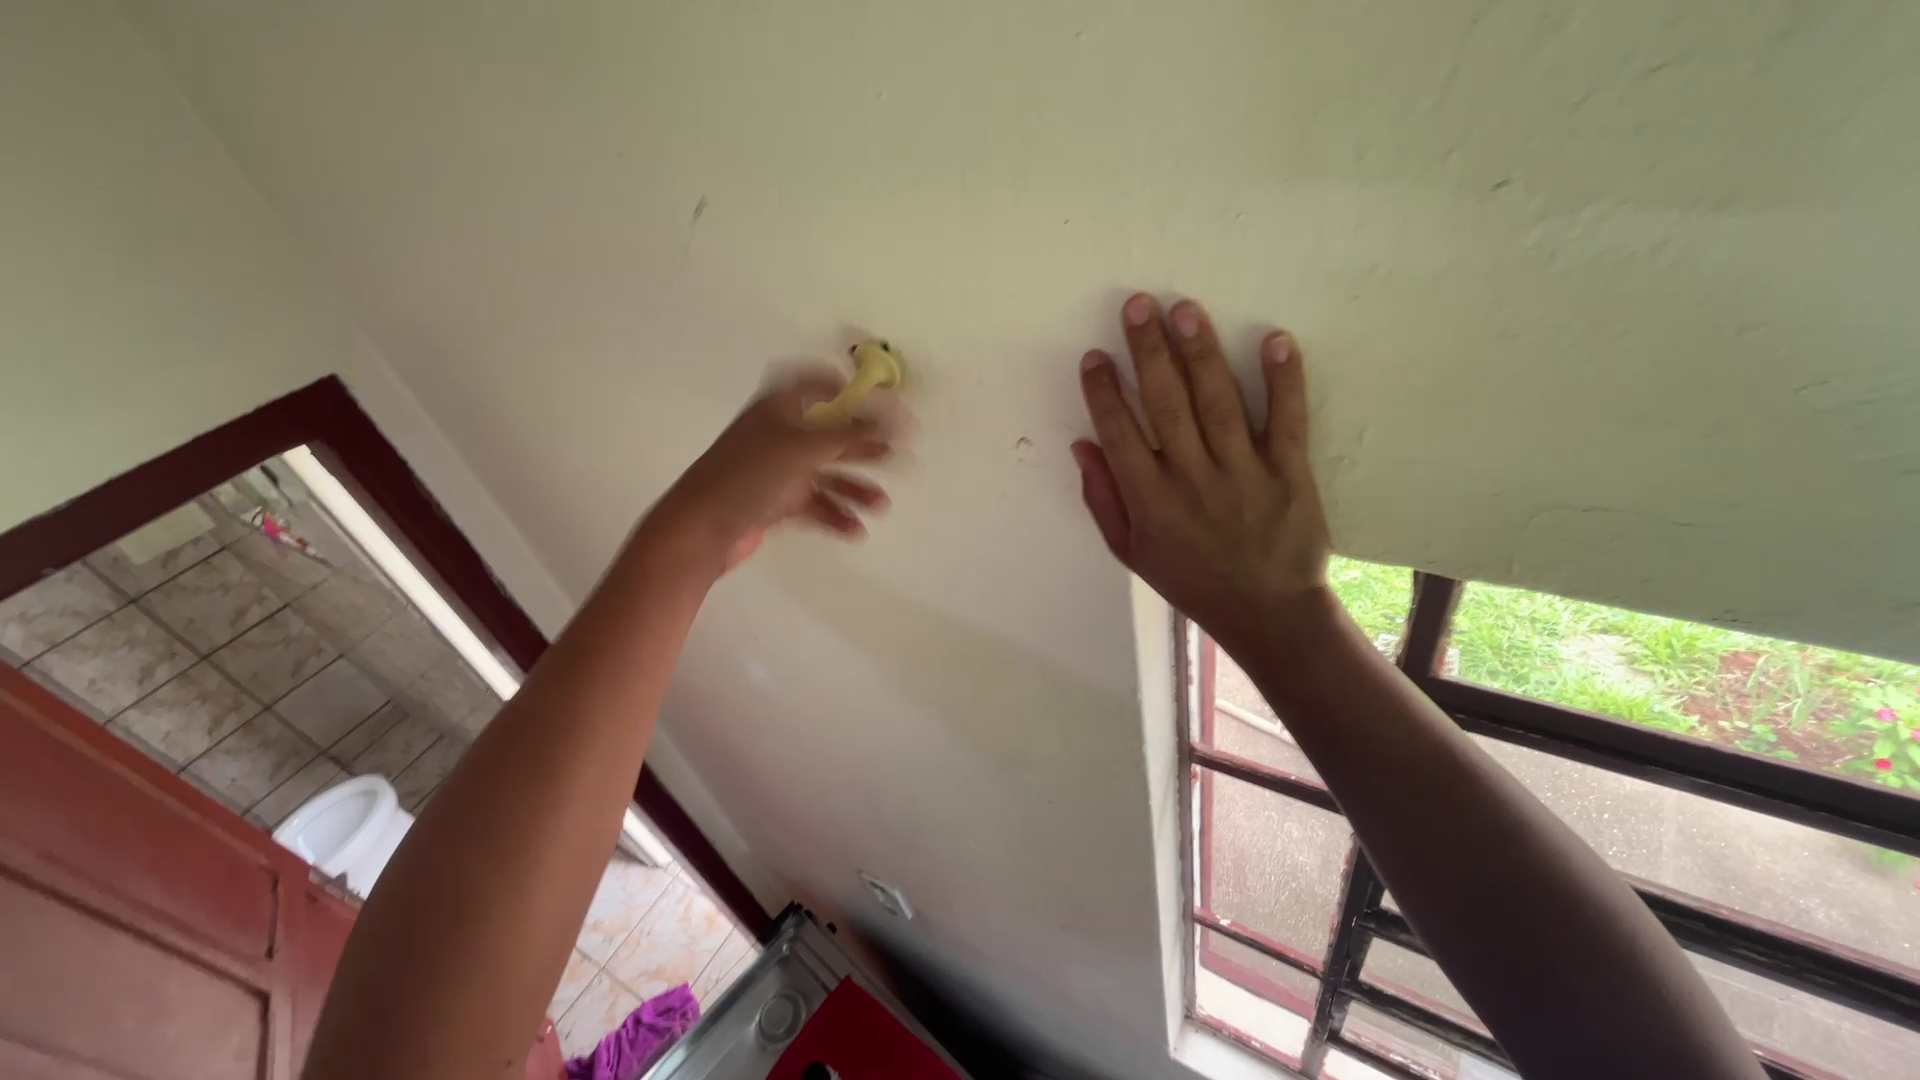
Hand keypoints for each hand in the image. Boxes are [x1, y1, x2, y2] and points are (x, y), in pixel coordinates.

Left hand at [648, 368, 897, 570]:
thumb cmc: (748, 477)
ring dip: (855, 487)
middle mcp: (778, 436)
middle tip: (896, 453)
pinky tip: (854, 529)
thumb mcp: (801, 449)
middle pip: (829, 433)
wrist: (701, 530)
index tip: (875, 399)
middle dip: (863, 444)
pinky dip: (835, 514)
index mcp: (777, 409)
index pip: (813, 385)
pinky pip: (815, 504)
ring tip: (880, 505)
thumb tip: (887, 419)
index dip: (843, 387)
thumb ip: (847, 434)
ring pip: (826, 473)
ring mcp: (776, 471)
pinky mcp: (776, 503)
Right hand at [1072, 293, 1330, 645]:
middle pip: (1166, 405)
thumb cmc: (1192, 580)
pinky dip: (1284, 380)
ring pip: (1219, 403)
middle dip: (1149, 352)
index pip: (1120, 433)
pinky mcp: (1291, 473)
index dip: (1104, 391)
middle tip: (1138, 305)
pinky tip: (1275, 339)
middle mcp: (1193, 481)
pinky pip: (1287, 420)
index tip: (1095, 356)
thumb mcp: (1132, 552)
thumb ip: (1104, 499)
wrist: (1267, 611)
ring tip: (1185, 309)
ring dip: (1200, 353)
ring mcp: (1244, 474)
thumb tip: (1082, 445)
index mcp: (1151, 501)